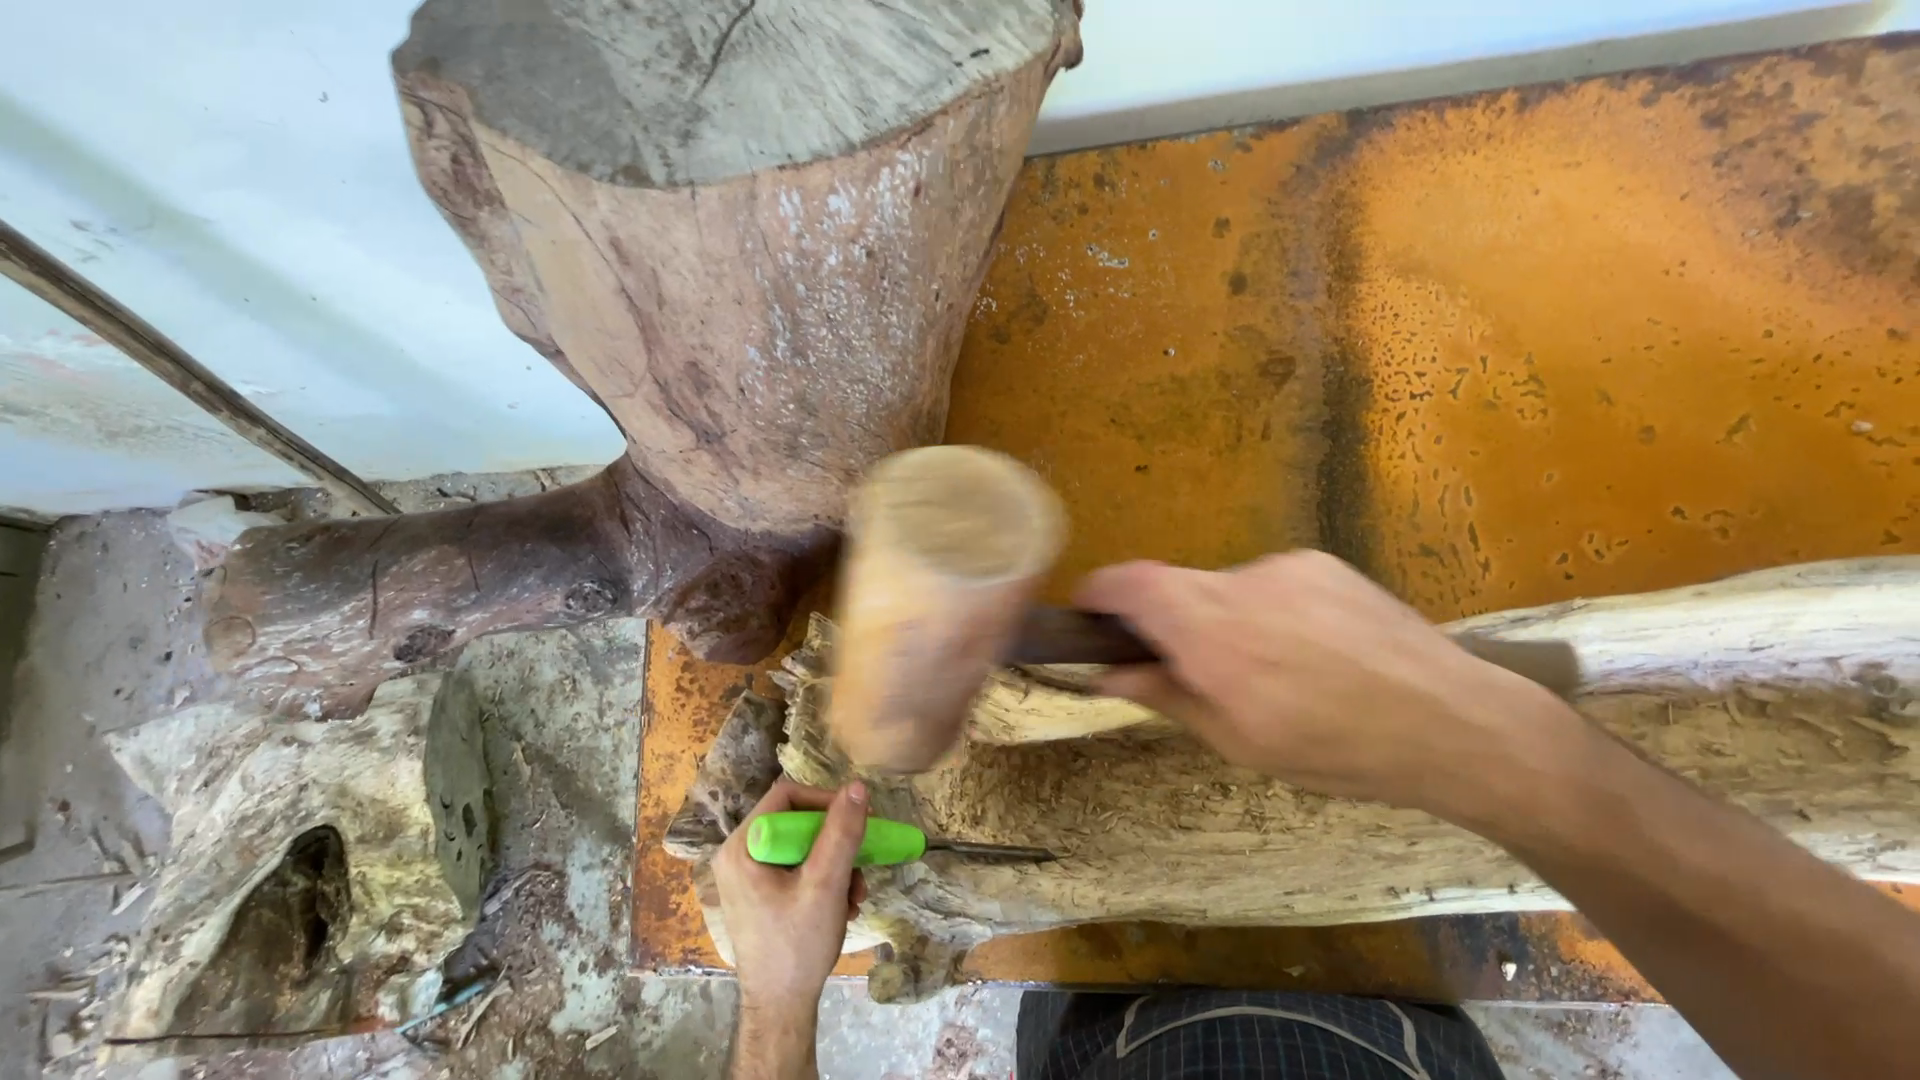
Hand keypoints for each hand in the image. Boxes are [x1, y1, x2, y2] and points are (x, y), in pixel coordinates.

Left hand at [712, 777, 869, 1011]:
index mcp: (742, 847)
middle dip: (836, 844)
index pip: (787, 796)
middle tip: (861, 866)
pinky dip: (824, 881)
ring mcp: (747, 877)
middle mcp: (738, 855)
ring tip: (854, 895)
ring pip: (802, 847)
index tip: (857, 820)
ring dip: (836, 865)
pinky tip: (842, 907)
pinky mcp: (759, 896)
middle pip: (797, 822)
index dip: (826, 801)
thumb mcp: (825, 884)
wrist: (781, 1009)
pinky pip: (797, 868)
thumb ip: (841, 832)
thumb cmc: (797, 945)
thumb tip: (857, 787)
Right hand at [1075, 551, 1584, 819]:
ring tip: (1273, 673)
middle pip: (1174, 585)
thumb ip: (1167, 695)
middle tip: (1194, 670)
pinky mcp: (1323, 563)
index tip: (1089, 616)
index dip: (1098, 591)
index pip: (1129, 582)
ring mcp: (1286, 567)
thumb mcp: (1239, 741)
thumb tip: (1106, 675)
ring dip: (1223, 621)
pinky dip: (1267, 612)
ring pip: (1223, 588)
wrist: (1457, 723)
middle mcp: (1241, 584)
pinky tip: (1311, 653)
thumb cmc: (1337, 752)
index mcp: (1211, 632)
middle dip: (1168, 622)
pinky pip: (1270, 583)